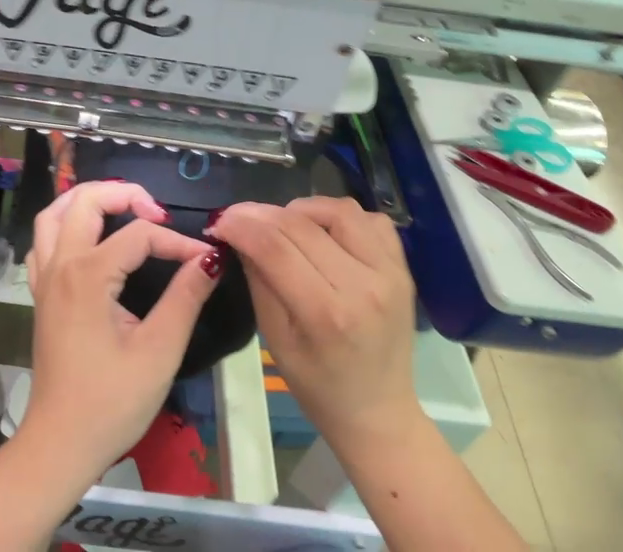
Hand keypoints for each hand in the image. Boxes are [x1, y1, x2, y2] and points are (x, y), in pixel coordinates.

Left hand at [22, 180, 220, 473]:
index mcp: (88, 275)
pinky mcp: (41, 295)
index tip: (205, 262)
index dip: (176, 243)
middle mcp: (60, 266)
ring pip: (53, 214)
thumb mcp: (159, 351)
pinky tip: (90, 240)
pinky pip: (43, 242)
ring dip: (86, 200)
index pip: (138, 235)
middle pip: (83, 201)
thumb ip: (185, 298)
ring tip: (123, 209)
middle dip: (124, 193)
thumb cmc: (112, 401)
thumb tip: (211, 258)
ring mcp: (44, 279)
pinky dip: (64, 226)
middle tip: (158, 213)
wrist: (62, 442)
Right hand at [210, 196, 420, 449]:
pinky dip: (342, 218)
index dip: (241, 226)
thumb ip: (259, 282)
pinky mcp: (403, 269)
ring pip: (340, 210)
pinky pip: (372, 220)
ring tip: (285, 225)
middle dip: (261, 214)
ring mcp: (390, 273)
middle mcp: (363, 285)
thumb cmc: (318, 387)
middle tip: (239, 217)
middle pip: (302, 224)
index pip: (275, 248)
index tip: (219, 221)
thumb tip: (238, 236)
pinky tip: (325, 234)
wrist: (378, 412)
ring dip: (303, 209)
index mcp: (326, 314)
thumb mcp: (276, 341)